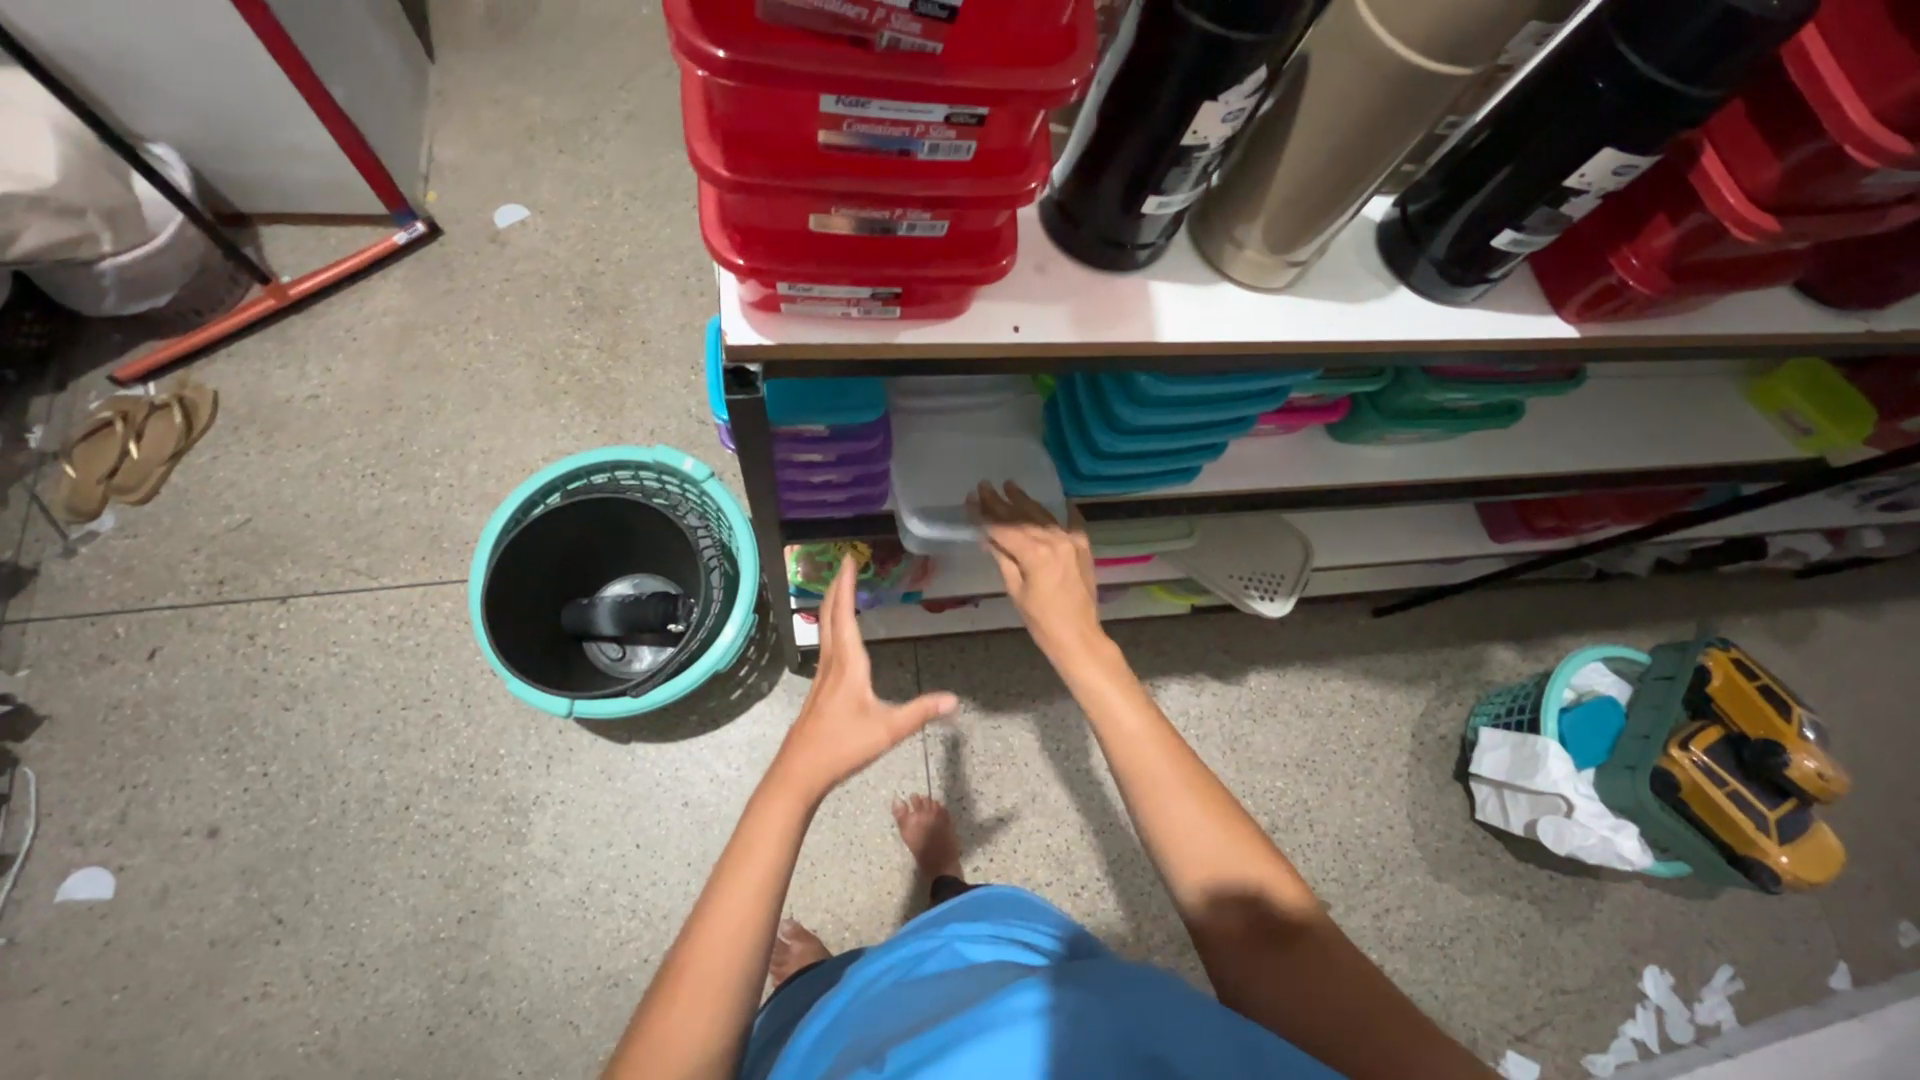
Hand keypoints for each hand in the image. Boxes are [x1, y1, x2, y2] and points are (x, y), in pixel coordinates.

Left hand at [771, 556, 957, 800]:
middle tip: (844, 564)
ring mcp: (821, 677)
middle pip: (829, 616)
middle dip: (837, 587)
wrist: (799, 772)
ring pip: (824, 630)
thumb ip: (920, 712)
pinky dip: (832, 626)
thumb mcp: (888, 731)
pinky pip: (825, 645)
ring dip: (832, 605)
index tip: (848, 560)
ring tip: (841, 590)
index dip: (846, 586)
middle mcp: (832, 664)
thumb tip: (954, 700)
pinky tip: (838, 636)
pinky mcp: (818, 690)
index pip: (845, 616)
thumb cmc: (842, 747)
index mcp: (848, 665)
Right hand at [969, 481, 1106, 660]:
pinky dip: (1060, 511)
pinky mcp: (1083, 546)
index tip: (972, 499)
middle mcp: (1054, 540)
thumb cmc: (1041, 620)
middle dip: (1002, 502)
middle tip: (985, 486)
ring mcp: (1071, 540)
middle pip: (1022, 517)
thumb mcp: (1015, 590)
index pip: (1003, 527)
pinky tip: (1056, 500)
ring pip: (1043, 516)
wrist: (1079, 635)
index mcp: (1034, 553)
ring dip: (1025, 501)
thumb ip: (1003, 558)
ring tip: (1010, 486)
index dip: (985, 514)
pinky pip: (1069, 522)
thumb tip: (988, 536)